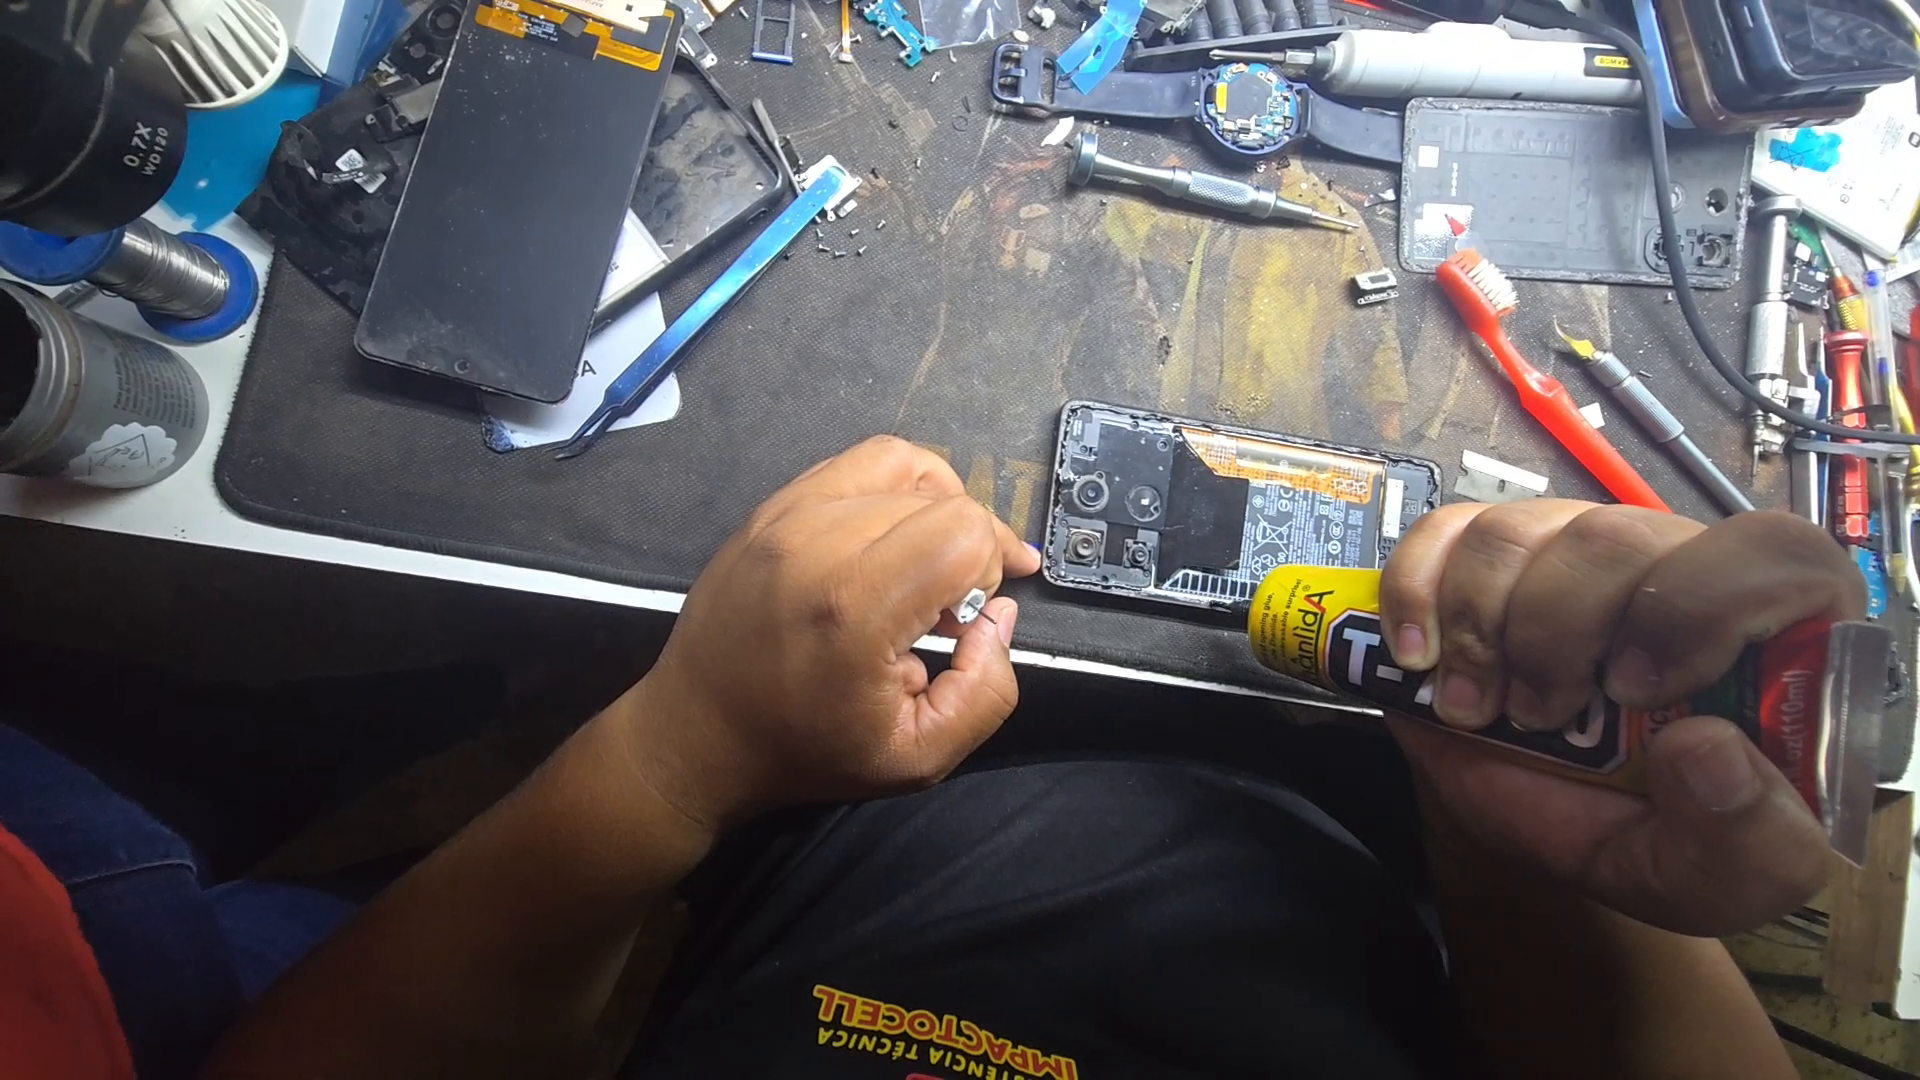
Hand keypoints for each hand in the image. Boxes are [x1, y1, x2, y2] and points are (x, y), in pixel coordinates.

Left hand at [618, 436, 1040, 835]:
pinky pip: (859, 463)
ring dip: (939, 508)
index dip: (990, 570)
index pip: (965, 530)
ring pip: (906, 467)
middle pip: (943, 499)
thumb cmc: (804, 752)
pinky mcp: (772, 506)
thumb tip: (998, 613)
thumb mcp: (919, 758)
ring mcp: (788, 513)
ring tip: (931, 558)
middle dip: (969, 548)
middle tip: (949, 606)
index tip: (968, 618)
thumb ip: (988, 692)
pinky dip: (897, 487)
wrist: (696, 734)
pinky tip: (894, 531)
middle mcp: (819, 540)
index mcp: (856, 605)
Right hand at [1378, 502, 1863, 935]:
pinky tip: (1412, 654)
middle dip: (1551, 634)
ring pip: (1512, 533)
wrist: (1506, 803)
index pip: (1770, 556)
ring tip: (1469, 706)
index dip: (1694, 609)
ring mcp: (1554, 545)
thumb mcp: (1705, 875)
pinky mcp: (1468, 549)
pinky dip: (1411, 593)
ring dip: (1474, 627)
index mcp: (1757, 630)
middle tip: (1531, 716)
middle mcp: (1658, 563)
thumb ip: (1748, 841)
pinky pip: (1436, 534)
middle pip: (1610, 538)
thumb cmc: (1615, 827)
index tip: (1627, 691)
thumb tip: (1708, 746)